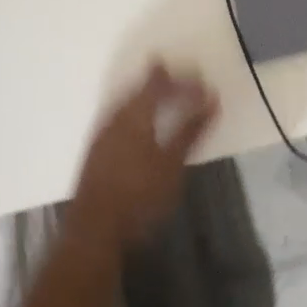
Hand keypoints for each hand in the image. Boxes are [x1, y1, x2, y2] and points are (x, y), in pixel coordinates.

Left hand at [67, 62, 219, 252]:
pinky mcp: (96, 151)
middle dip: (162, 80)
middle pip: (139, 89)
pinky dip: (134, 110)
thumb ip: (192, 128)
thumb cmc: (139, 196)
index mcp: (135, 116)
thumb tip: (213, 98)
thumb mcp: (173, 163)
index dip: (180, 77)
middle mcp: (115, 118)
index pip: (159, 84)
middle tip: (181, 74)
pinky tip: (140, 122)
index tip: (200, 75)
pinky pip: (118, 116)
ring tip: (163, 92)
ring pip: (127, 102)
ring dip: (146, 94)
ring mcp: (102, 135)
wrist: (94, 231)